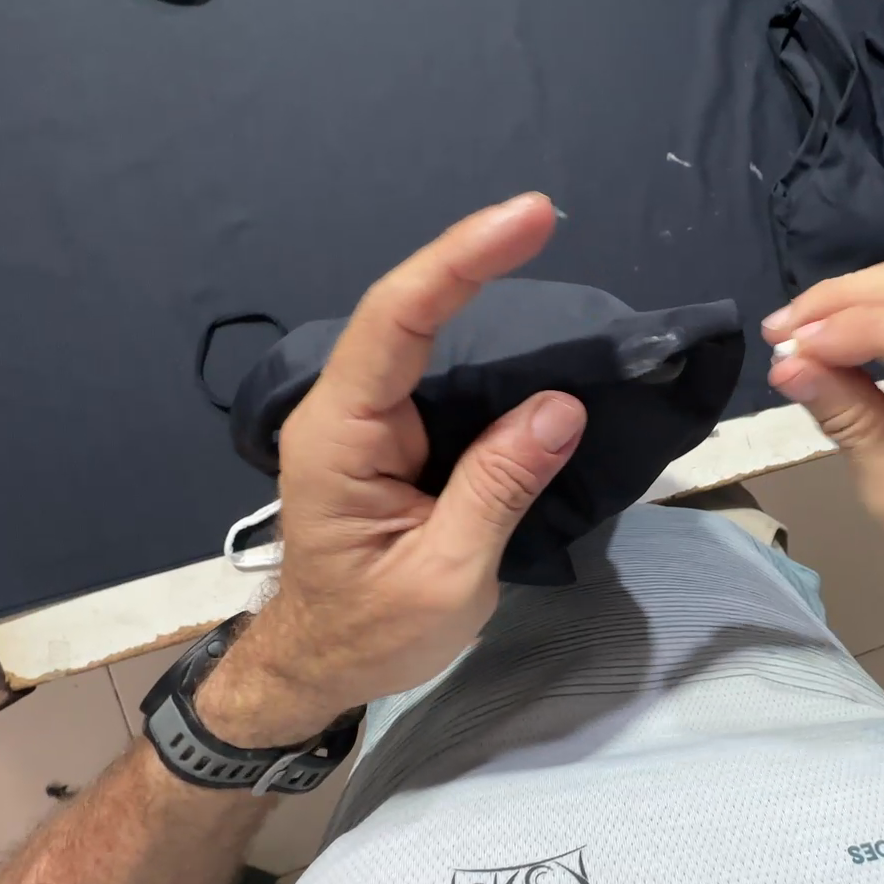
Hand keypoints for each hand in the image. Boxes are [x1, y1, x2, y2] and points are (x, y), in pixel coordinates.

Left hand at [197, 194, 587, 746]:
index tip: (527, 219)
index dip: (460, 261)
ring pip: (427, 337)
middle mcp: (349, 411)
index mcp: (342, 436)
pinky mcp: (398, 437)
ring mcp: (372, 421)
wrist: (322, 665)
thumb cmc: (371, 632)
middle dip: (473, 257)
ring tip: (539, 252)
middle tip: (542, 219)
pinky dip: (490, 346)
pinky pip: (445, 375)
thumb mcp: (445, 575)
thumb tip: (561, 407)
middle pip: (408, 310)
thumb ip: (497, 488)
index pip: (397, 322)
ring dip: (482, 292)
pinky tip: (528, 332)